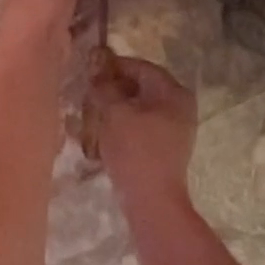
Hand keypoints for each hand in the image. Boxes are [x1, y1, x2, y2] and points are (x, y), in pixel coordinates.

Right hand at [87, 51, 196, 205]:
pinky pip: (138, 126)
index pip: (141, 67)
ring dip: (113, 108)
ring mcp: (172, 129)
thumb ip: (105, 86)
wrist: (151, 199)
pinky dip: (120, 125)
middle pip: (140, 87)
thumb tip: (96, 68)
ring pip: (137, 108)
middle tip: (85, 92)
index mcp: (174, 93)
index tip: (88, 69)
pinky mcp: (162, 147)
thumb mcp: (115, 113)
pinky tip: (99, 132)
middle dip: (111, 88)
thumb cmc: (136, 150)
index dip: (113, 65)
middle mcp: (178, 107)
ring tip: (88, 112)